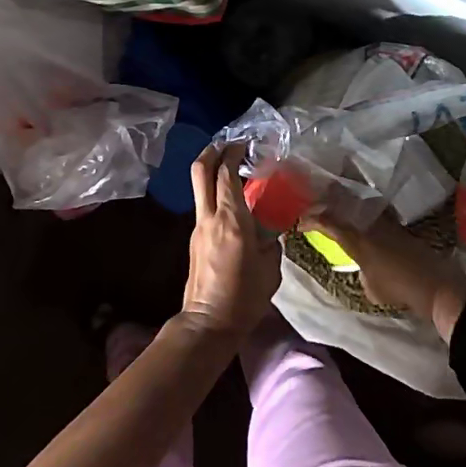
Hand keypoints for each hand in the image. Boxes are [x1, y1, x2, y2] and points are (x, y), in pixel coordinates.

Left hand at [182, 145, 280, 336]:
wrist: (208, 322)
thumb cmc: (244, 297)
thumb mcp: (270, 268)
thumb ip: (270, 241)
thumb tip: (270, 229)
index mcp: (231, 220)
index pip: (227, 174)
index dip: (234, 153)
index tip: (246, 144)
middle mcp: (209, 217)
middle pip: (201, 171)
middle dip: (212, 151)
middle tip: (228, 145)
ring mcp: (198, 228)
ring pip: (200, 188)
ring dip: (212, 173)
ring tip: (234, 172)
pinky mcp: (194, 240)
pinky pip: (204, 207)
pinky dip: (215, 195)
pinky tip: (233, 205)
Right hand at [306, 214, 465, 340]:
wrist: (435, 285)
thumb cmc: (398, 288)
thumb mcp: (370, 287)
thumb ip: (361, 271)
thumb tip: (363, 267)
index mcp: (357, 239)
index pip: (329, 223)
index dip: (312, 220)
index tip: (299, 221)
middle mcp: (370, 225)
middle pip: (344, 204)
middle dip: (327, 199)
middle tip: (314, 197)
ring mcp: (387, 223)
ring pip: (360, 206)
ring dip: (346, 202)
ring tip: (333, 201)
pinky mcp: (399, 228)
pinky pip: (374, 214)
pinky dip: (363, 212)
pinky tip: (360, 215)